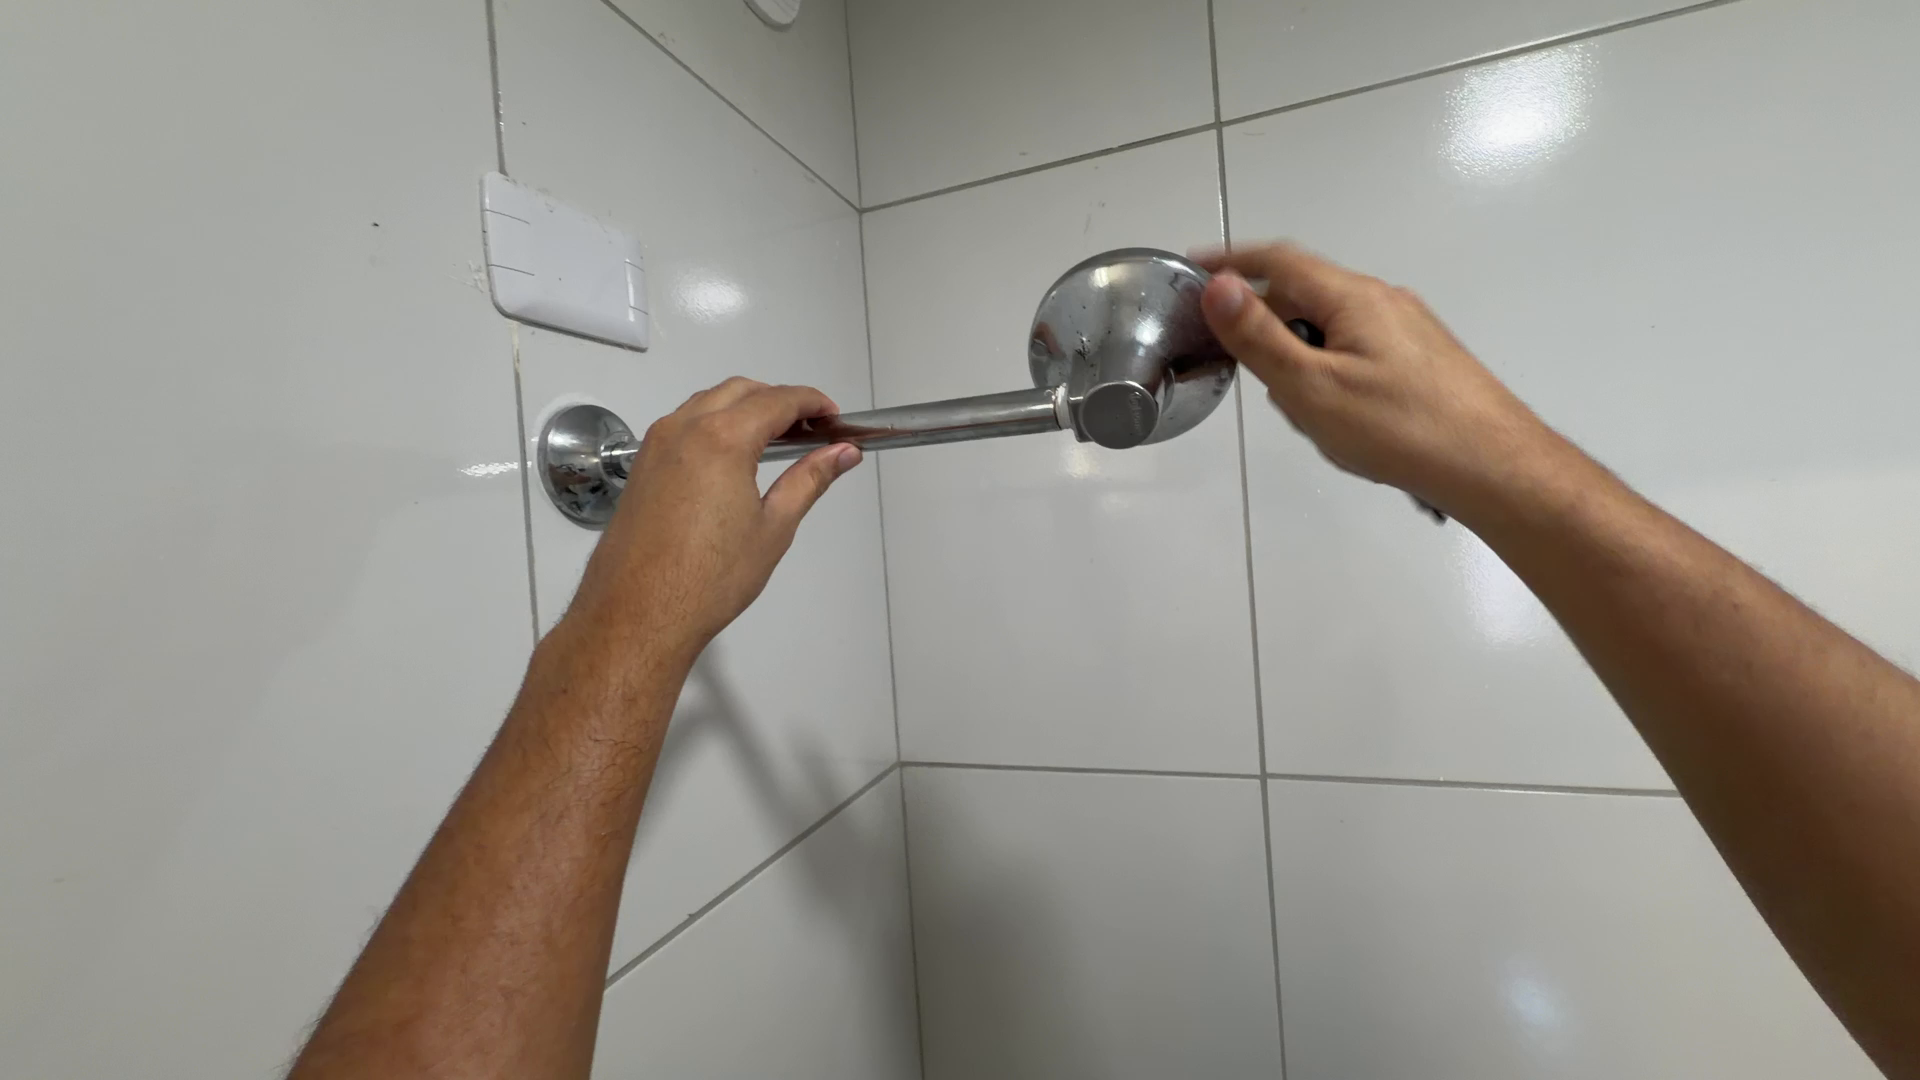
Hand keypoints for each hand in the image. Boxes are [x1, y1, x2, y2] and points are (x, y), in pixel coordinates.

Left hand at [562, 377, 861, 668]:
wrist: (639, 614)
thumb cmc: (712, 577)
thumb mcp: (774, 526)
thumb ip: (810, 479)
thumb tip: (844, 453)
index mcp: (722, 439)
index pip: (778, 400)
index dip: (812, 403)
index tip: (835, 417)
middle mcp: (684, 428)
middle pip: (742, 390)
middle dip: (780, 400)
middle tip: (812, 430)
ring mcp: (656, 444)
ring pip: (709, 402)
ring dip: (746, 408)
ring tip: (778, 442)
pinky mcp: (642, 465)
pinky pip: (685, 424)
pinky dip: (717, 424)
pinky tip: (735, 458)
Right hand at [1193, 242, 1561, 517]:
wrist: (1491, 466)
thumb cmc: (1395, 427)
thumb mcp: (1310, 386)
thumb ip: (1259, 337)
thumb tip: (1217, 287)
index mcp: (1352, 298)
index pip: (1279, 261)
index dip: (1230, 260)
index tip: (1191, 268)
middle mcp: (1381, 301)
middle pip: (1302, 297)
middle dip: (1263, 328)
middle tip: (1239, 370)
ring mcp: (1404, 330)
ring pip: (1326, 331)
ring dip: (1296, 360)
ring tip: (1299, 413)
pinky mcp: (1416, 359)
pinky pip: (1351, 352)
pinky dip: (1324, 374)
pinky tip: (1333, 418)